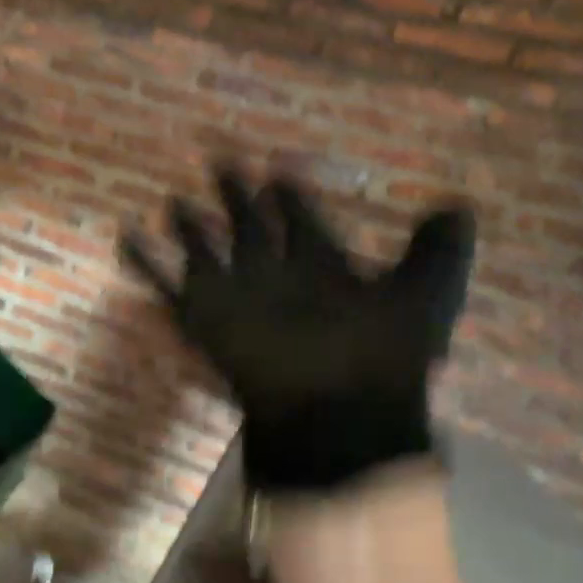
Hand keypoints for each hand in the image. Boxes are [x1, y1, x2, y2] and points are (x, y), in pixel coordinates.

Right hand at [122, 168, 475, 493]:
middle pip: (250, 228)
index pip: (301, 220)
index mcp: (322, 267)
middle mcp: (275, 277)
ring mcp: (236, 296)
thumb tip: (458, 204)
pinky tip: (125, 234)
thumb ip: (435, 251)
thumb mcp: (423, 296)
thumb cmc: (381, 356)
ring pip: (206, 251)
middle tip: (222, 162)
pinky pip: (163, 283)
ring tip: (174, 200)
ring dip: (190, 226)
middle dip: (237, 197)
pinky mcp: (203, 317)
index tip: (280, 165)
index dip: (292, 193)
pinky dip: (142, 260)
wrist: (334, 420)